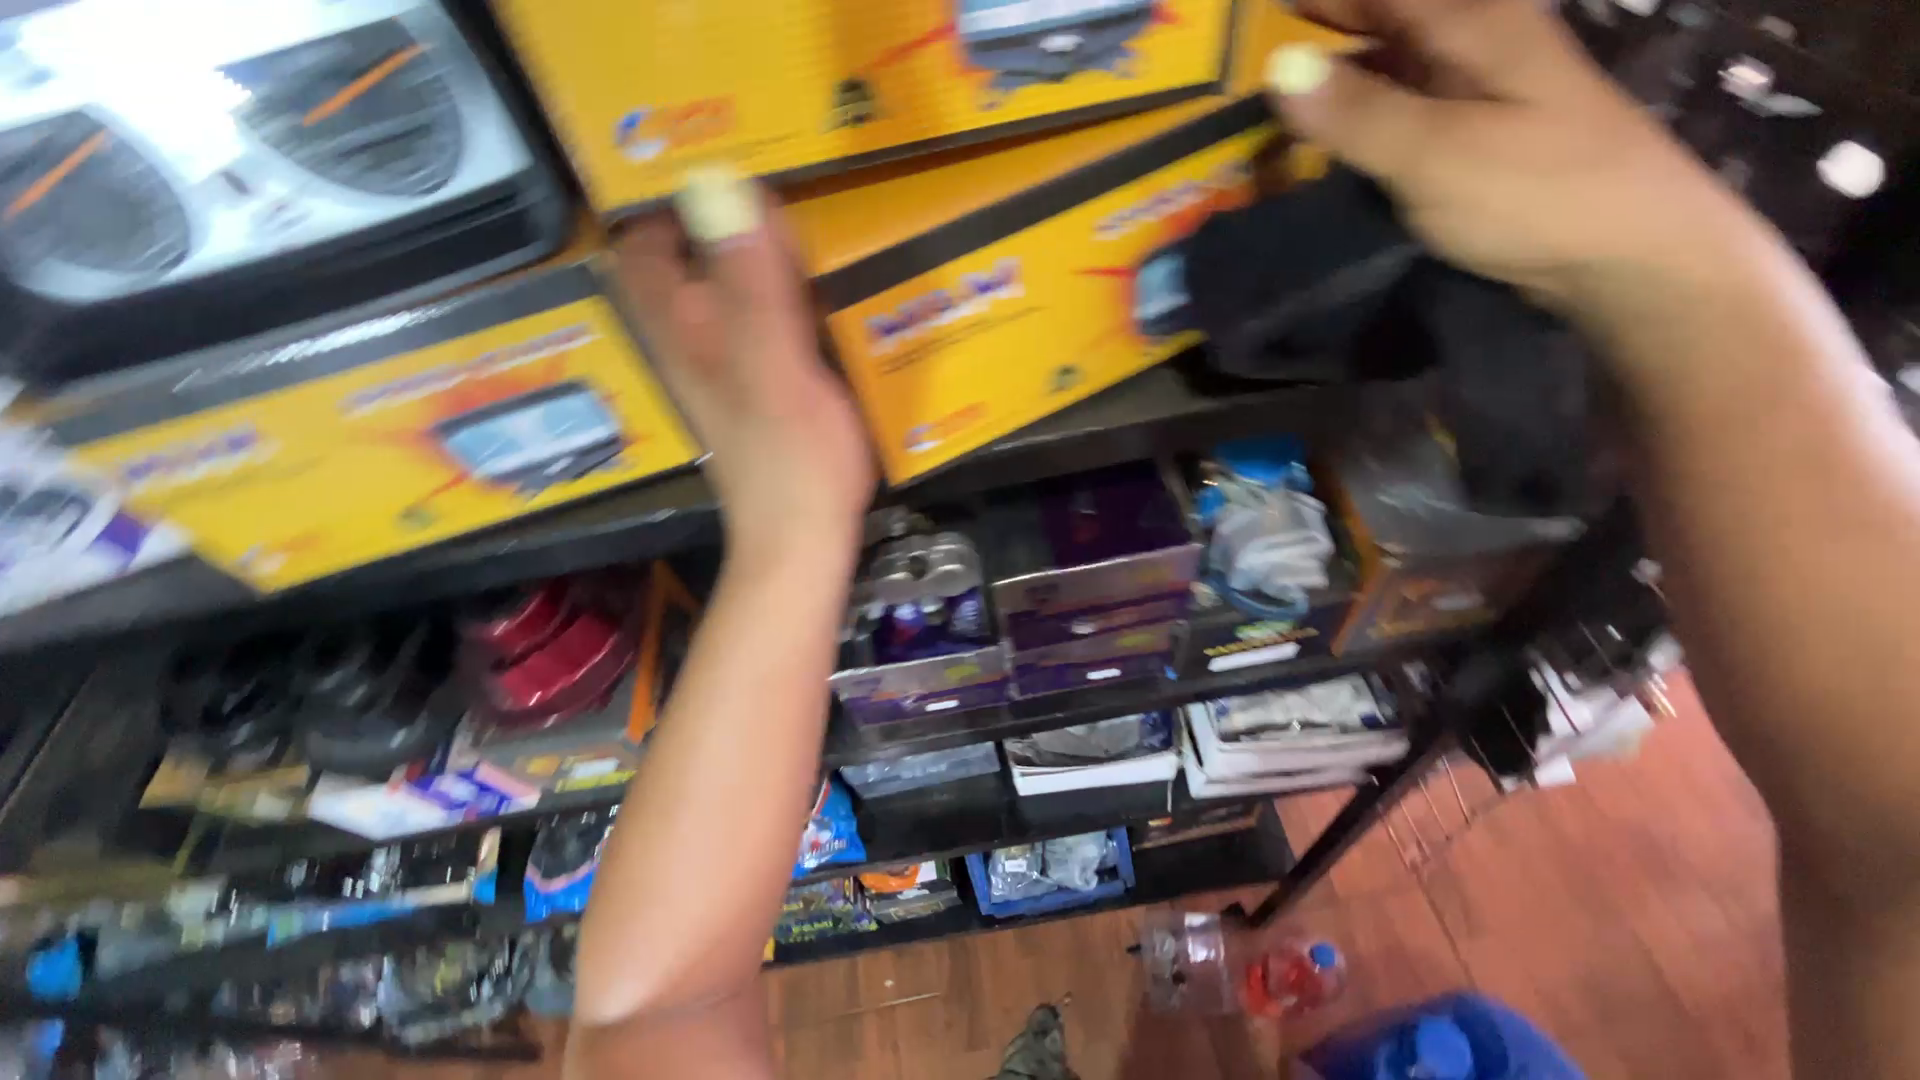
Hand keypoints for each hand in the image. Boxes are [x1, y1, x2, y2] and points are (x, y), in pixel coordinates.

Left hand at [617, 166, 875, 560]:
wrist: (802, 538)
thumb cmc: (792, 459)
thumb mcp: (776, 366)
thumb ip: (751, 285)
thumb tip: (723, 187)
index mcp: (683, 329)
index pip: (644, 243)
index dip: (673, 202)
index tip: (729, 175)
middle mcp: (688, 342)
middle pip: (676, 262)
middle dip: (713, 221)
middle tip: (774, 195)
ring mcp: (717, 367)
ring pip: (713, 291)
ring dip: (744, 256)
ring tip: (798, 231)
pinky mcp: (749, 388)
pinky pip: (747, 321)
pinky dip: (770, 297)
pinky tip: (812, 295)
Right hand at [1265, 0, 1776, 323]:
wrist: (1627, 255)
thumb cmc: (1535, 192)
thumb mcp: (1435, 151)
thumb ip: (1356, 111)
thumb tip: (1275, 66)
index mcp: (1472, 23)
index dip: (1322, 2)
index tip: (1264, 16)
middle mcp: (1477, 43)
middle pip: (1387, 24)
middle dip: (1327, 38)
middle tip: (1262, 73)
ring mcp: (1481, 92)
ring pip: (1395, 70)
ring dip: (1341, 86)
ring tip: (1281, 114)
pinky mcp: (1481, 139)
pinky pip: (1407, 113)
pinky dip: (1366, 122)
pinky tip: (1337, 149)